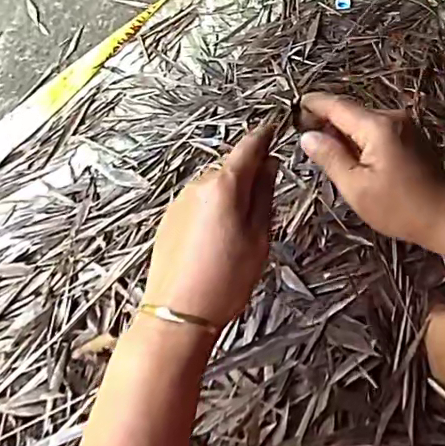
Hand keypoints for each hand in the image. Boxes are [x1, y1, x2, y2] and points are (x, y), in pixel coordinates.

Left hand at [141, 121, 276, 324]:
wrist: (176, 317)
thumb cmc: (224, 280)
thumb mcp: (259, 235)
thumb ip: (265, 193)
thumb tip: (270, 164)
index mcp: (225, 184)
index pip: (249, 145)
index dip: (265, 135)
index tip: (274, 128)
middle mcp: (199, 185)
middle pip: (232, 167)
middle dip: (249, 174)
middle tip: (265, 199)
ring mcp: (181, 201)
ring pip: (215, 185)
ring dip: (230, 194)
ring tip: (240, 230)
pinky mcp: (169, 219)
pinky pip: (199, 202)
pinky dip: (213, 209)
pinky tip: (217, 239)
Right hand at [299, 92, 444, 247]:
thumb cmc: (399, 207)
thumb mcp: (356, 188)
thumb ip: (330, 157)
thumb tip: (308, 136)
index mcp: (377, 126)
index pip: (338, 105)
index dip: (314, 104)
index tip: (294, 106)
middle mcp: (392, 116)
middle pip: (351, 111)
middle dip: (326, 120)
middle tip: (304, 135)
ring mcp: (403, 123)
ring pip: (363, 120)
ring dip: (343, 130)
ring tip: (324, 149)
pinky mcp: (409, 133)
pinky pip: (376, 128)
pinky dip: (360, 136)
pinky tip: (351, 155)